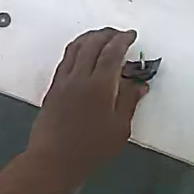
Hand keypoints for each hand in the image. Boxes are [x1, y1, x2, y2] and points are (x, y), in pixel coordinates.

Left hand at [24, 27, 147, 188]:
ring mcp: (63, 81)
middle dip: (107, 34)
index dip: (123, 41)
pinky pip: (66, 59)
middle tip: (119, 34)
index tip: (131, 36)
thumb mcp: (119, 128)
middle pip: (92, 44)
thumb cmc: (91, 149)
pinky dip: (77, 49)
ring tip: (101, 37)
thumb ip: (129, 102)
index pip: (112, 53)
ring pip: (76, 48)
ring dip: (90, 37)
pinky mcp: (54, 88)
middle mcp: (79, 78)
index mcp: (100, 86)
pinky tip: (83, 53)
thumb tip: (139, 85)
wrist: (54, 160)